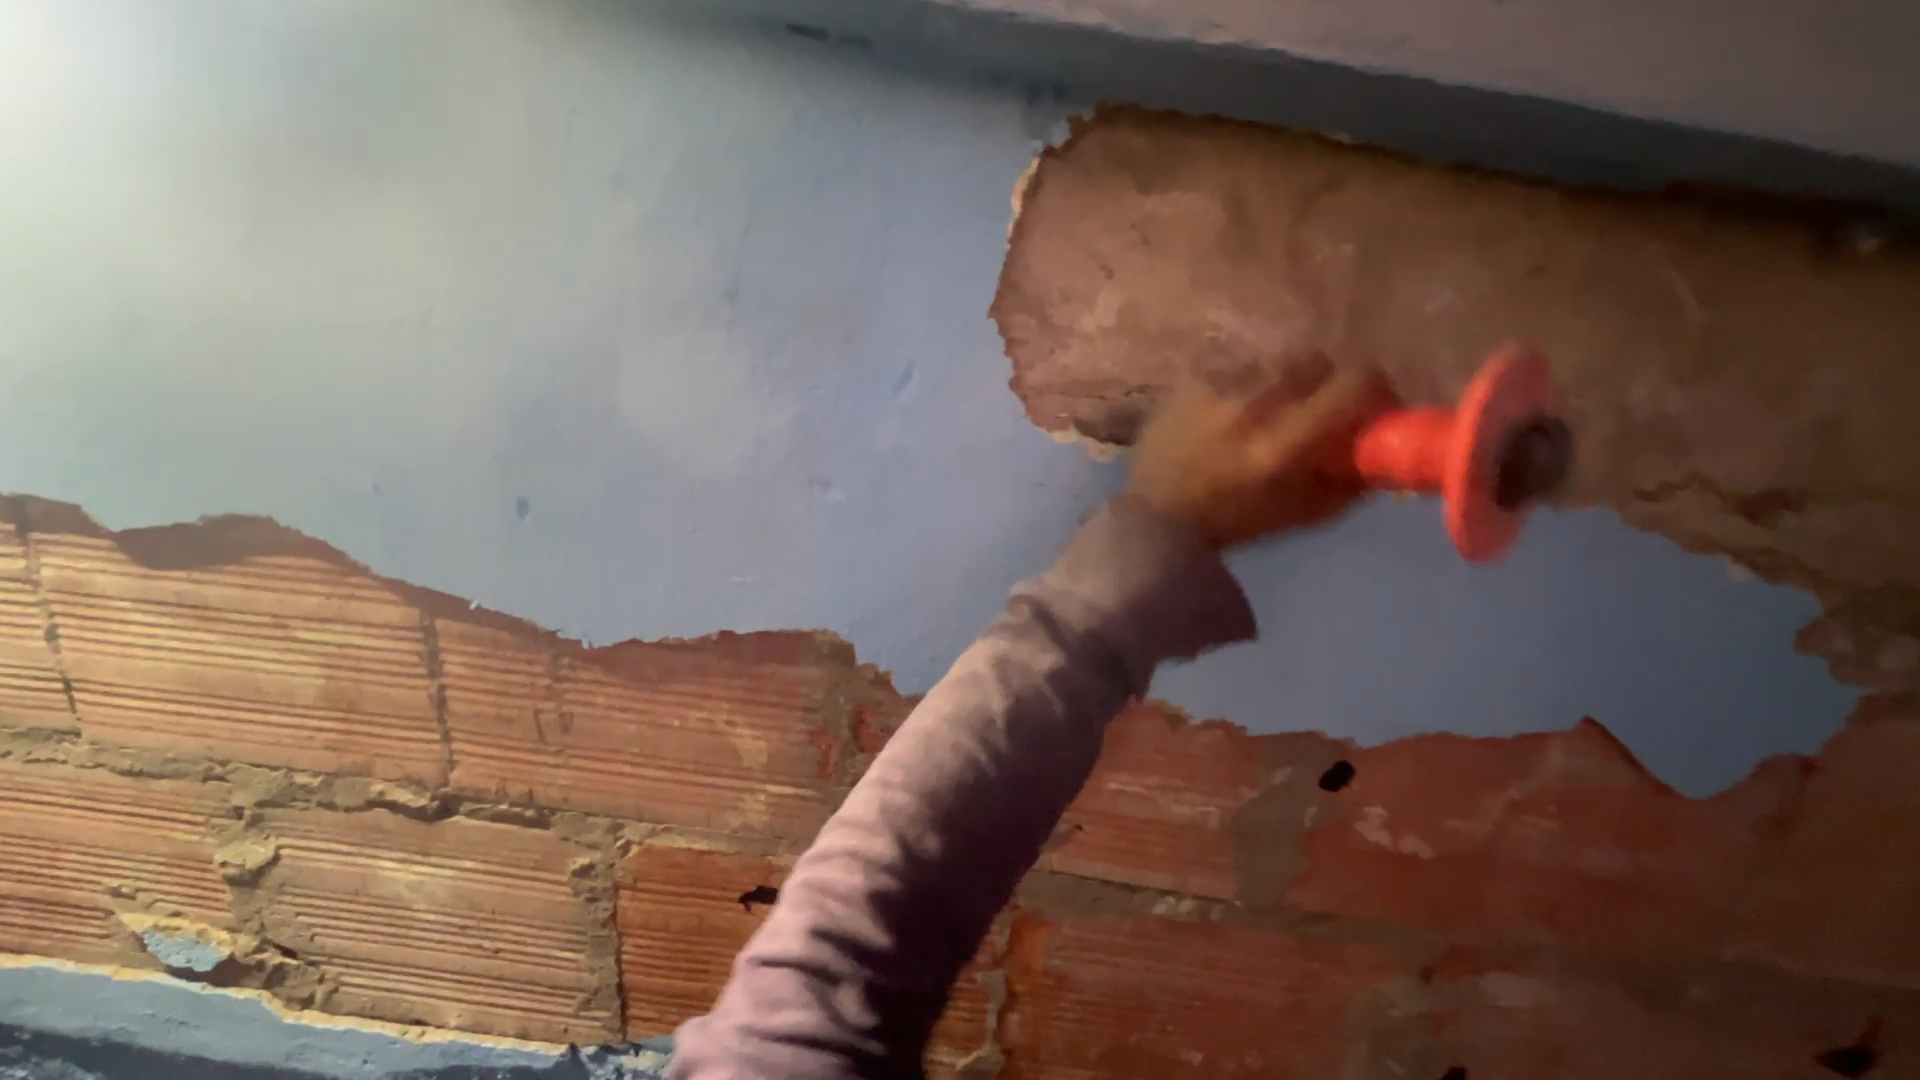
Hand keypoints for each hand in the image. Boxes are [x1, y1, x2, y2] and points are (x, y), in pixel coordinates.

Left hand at [1126, 358, 1389, 548]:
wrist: (1153, 517)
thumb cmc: (1231, 522)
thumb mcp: (1300, 513)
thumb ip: (1349, 482)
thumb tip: (1384, 452)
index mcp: (1281, 443)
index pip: (1354, 382)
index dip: (1374, 389)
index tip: (1371, 406)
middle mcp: (1250, 405)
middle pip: (1315, 360)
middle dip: (1325, 381)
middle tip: (1317, 406)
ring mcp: (1213, 388)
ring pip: (1272, 361)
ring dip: (1281, 381)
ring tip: (1266, 409)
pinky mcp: (1186, 381)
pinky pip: (1232, 367)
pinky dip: (1241, 384)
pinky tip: (1229, 410)